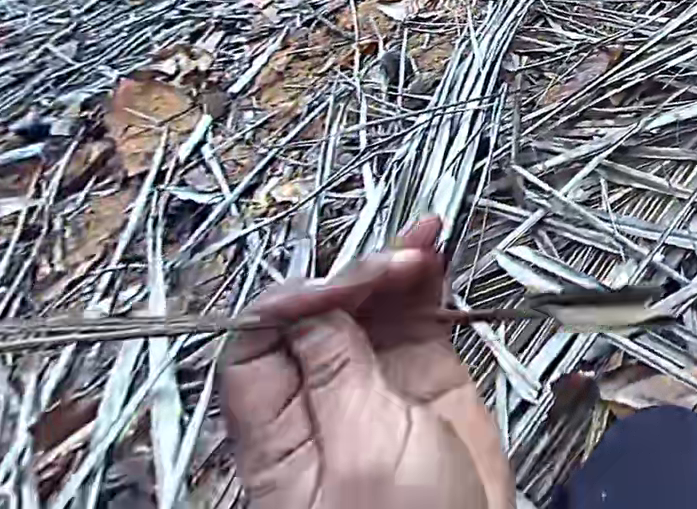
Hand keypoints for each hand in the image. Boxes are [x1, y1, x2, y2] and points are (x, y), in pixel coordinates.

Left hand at [220, 218, 514, 508]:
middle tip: (394, 260)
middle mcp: (325, 398)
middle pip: (322, 314)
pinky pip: (418, 310)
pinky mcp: (424, 369)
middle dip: (355, 275)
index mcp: (284, 432)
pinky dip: (426, 277)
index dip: (294, 303)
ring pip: (372, 304)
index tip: (338, 284)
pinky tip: (434, 254)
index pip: (261, 345)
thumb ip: (338, 379)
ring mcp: (378, 379)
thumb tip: (311, 315)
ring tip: (423, 239)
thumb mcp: (364, 457)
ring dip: (393, 264)